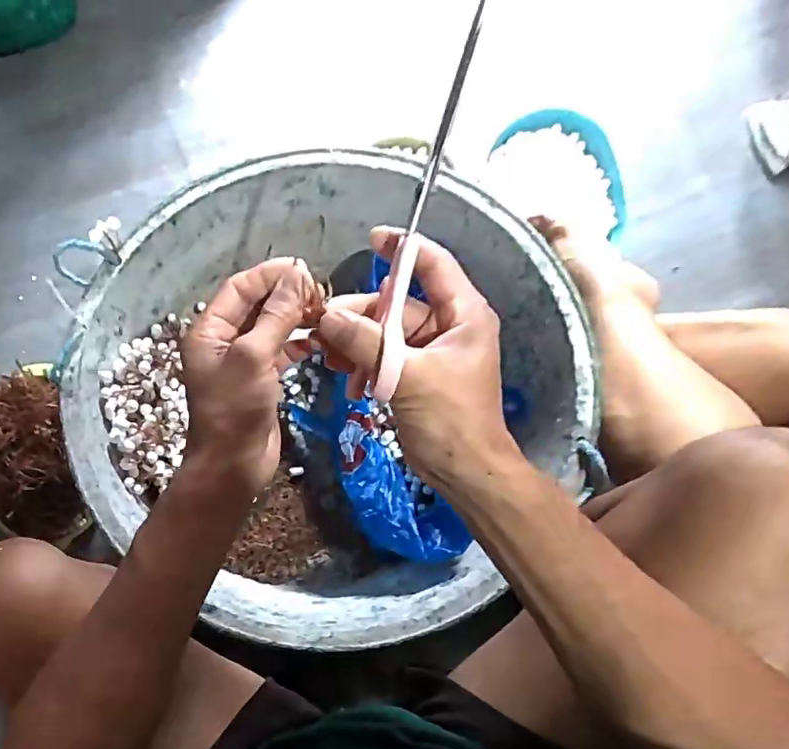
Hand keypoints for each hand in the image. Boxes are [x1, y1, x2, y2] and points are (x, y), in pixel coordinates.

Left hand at [179, 258, 322, 496]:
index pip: (240, 287)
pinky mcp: (260, 380)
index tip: (306, 271)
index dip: (271, 275)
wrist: (232, 466)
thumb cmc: (234, 412)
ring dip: (297, 317)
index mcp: (209, 330)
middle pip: (257, 303)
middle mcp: (223, 341)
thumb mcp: (253, 358)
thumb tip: (296, 275)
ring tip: (324, 314)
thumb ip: (275, 316)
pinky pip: (281, 350)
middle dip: (287, 295)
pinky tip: (318, 339)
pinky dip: (299, 342)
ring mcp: (242, 361)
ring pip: (272, 326)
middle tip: (321, 296)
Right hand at [310, 227, 515, 488]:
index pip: (432, 265)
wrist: (463, 469)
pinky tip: (351, 383)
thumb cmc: (451, 418)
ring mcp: (429, 354)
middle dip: (360, 315)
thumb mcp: (408, 376)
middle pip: (396, 305)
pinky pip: (382, 360)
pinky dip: (364, 367)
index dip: (402, 249)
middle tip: (325, 327)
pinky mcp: (414, 378)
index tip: (372, 239)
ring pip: (384, 335)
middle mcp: (446, 327)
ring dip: (356, 345)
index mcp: (462, 314)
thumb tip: (327, 317)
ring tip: (331, 359)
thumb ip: (366, 343)